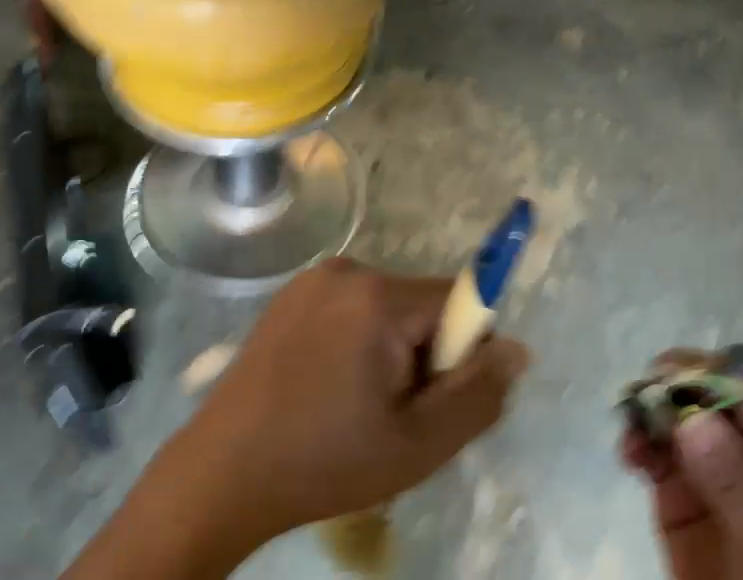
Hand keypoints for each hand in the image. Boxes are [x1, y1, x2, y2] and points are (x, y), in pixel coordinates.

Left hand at [167, 258, 531, 543]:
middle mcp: (344, 271)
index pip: (459, 302)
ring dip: (389, 352)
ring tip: (353, 406)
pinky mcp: (287, 297)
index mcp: (377, 297)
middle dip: (421, 355)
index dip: (458, 355)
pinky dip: (355, 343)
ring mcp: (310, 280)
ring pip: (385, 310)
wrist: (224, 471)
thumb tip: (517, 349)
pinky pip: (350, 310)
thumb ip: (479, 394)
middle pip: (420, 305)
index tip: (427, 399)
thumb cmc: (326, 460)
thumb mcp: (419, 444)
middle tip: (388, 414)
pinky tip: (326, 388)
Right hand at [620, 351, 742, 579]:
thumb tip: (691, 416)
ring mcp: (708, 468)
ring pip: (673, 413)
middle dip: (677, 382)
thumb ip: (739, 484)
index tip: (685, 373)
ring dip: (648, 407)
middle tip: (649, 391)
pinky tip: (629, 456)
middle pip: (710, 390)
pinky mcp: (674, 492)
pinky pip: (650, 450)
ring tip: (633, 431)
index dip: (725, 372)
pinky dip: (634, 440)